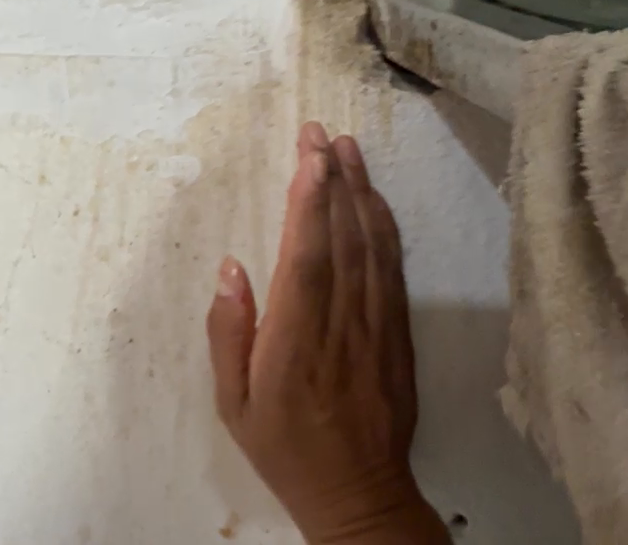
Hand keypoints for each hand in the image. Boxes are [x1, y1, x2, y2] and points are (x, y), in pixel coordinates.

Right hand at [207, 124, 449, 544]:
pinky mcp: (399, 330)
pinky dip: (383, 225)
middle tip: (319, 132)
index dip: (310, 204)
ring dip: (360, 191)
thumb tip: (231, 268)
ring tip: (346, 147)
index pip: (307, 260)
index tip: (308, 157)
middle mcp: (342, 324)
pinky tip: (373, 196)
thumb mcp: (234, 404)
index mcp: (296, 342)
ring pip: (372, 246)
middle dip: (331, 179)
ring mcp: (377, 325)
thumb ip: (228, 334)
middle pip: (342, 240)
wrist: (361, 496)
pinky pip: (393, 268)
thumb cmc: (285, 446)